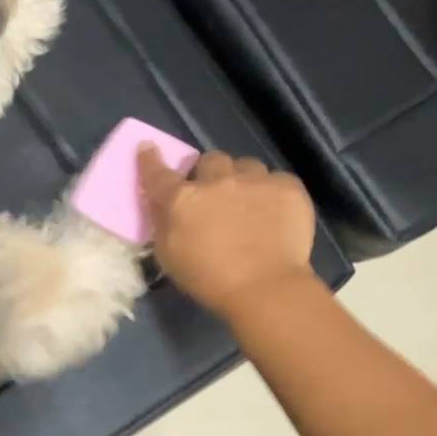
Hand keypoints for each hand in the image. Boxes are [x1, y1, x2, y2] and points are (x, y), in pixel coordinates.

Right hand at [139, 145, 318, 321]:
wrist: (264, 287)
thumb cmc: (207, 278)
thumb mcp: (168, 254)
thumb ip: (161, 223)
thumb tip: (159, 203)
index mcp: (182, 200)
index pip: (158, 173)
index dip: (150, 159)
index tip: (147, 148)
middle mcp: (217, 181)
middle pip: (210, 159)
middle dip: (209, 173)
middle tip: (214, 193)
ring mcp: (256, 181)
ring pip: (246, 166)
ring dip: (241, 179)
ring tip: (248, 202)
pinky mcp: (289, 188)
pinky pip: (276, 179)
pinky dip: (271, 191)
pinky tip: (273, 212)